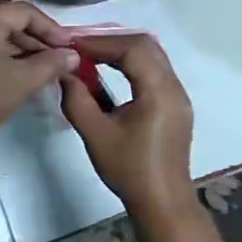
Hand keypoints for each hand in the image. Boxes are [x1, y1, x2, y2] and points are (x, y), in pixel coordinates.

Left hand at [0, 1, 79, 145]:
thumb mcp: (20, 81)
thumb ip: (50, 64)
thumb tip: (72, 55)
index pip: (25, 11)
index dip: (51, 29)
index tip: (68, 48)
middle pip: (7, 22)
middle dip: (34, 42)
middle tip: (55, 63)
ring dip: (17, 51)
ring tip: (37, 73)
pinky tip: (10, 76)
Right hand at [59, 34, 195, 213]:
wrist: (161, 201)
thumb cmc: (128, 168)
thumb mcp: (94, 133)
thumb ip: (77, 99)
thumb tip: (64, 72)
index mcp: (158, 92)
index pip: (133, 49)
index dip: (100, 42)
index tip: (72, 46)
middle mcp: (173, 88)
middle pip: (146, 45)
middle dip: (110, 41)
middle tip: (80, 47)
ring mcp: (177, 96)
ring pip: (152, 56)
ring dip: (121, 50)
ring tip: (90, 56)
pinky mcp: (173, 105)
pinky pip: (153, 70)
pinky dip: (130, 63)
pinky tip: (107, 72)